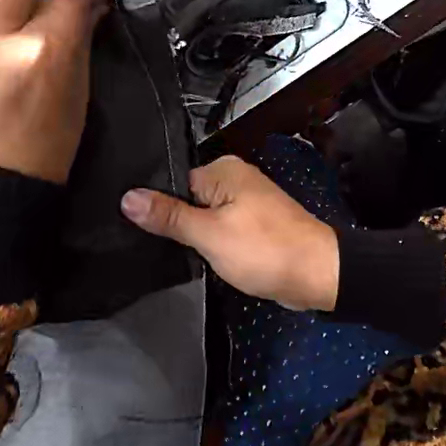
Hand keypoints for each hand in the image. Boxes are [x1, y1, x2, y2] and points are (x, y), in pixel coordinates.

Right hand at [120, 156, 337, 310]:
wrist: (317, 274)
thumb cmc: (265, 250)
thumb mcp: (209, 234)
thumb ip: (169, 216)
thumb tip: (128, 197)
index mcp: (224, 171)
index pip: (173, 182)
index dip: (155, 205)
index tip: (131, 226)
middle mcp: (235, 179)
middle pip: (187, 198)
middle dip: (171, 221)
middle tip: (143, 244)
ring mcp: (246, 202)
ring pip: (203, 216)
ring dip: (190, 235)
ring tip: (164, 252)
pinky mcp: (253, 225)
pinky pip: (220, 228)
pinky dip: (209, 243)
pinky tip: (194, 258)